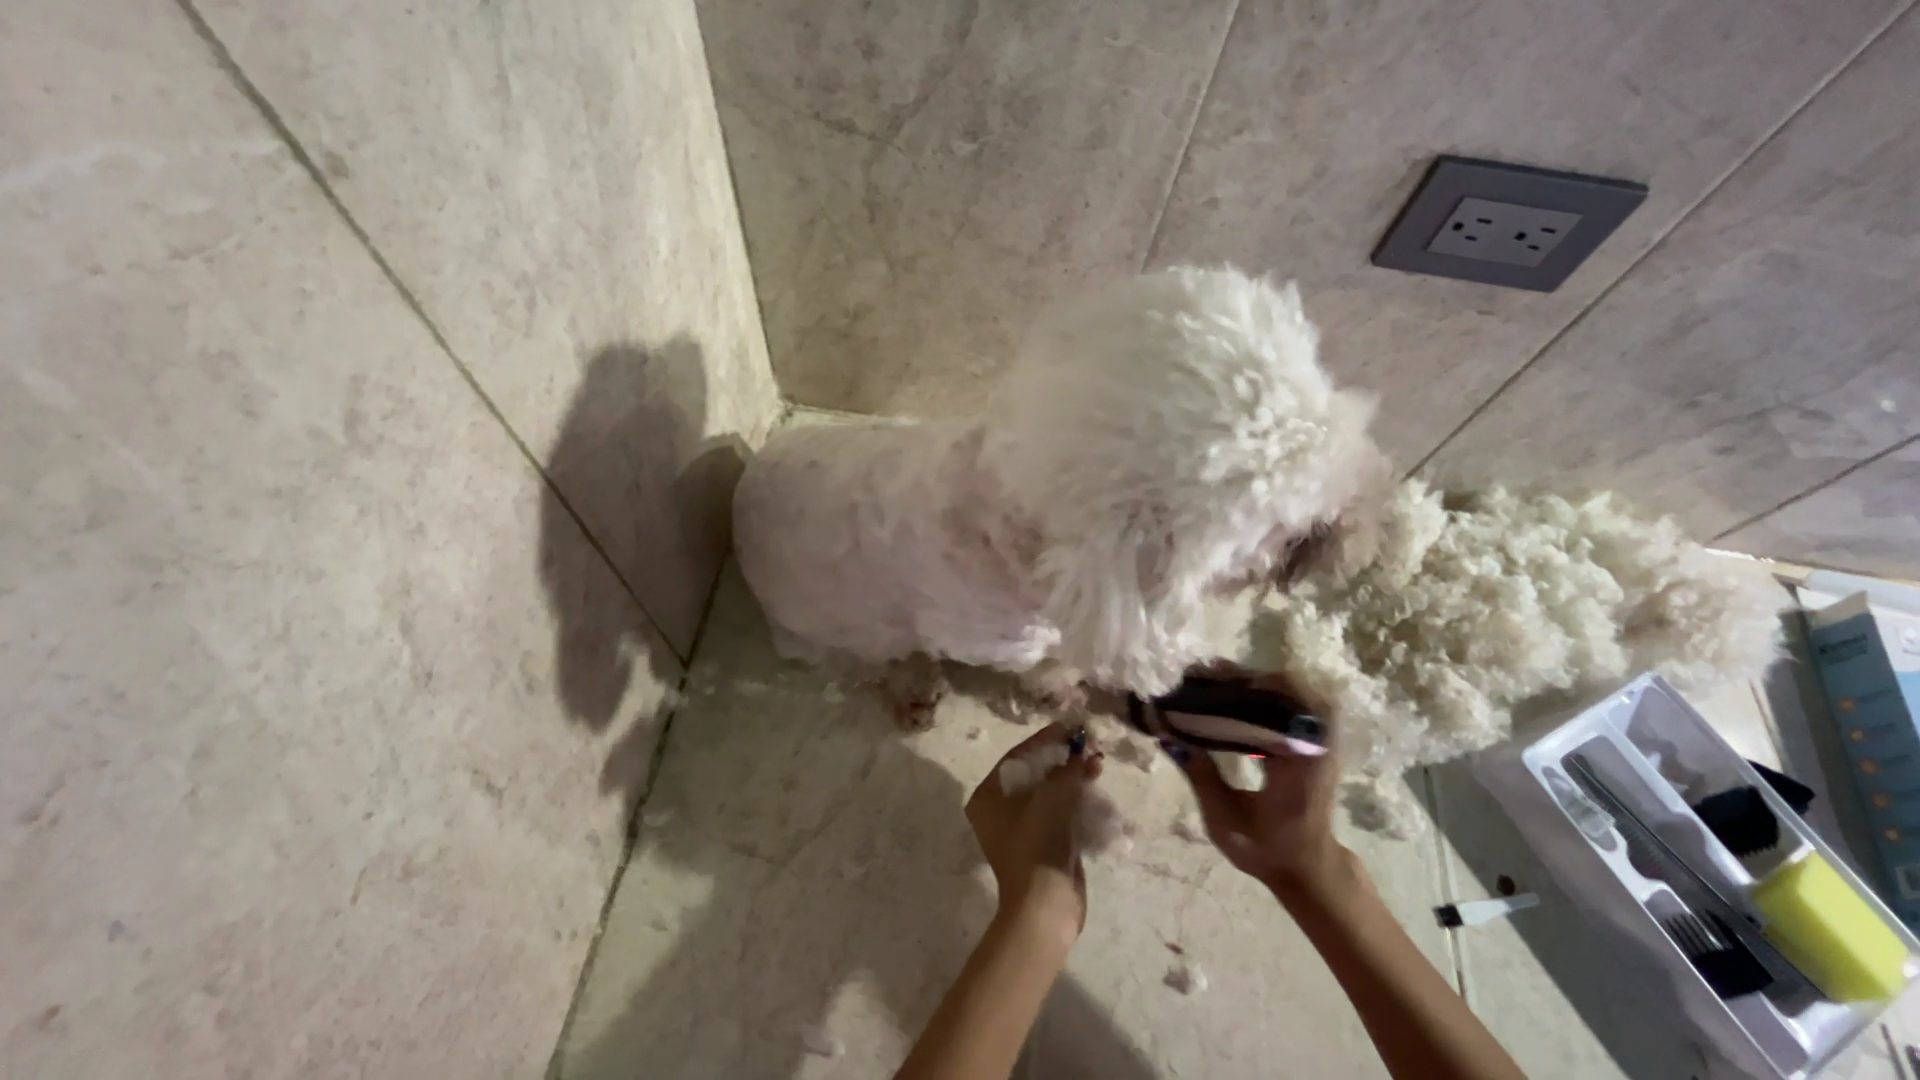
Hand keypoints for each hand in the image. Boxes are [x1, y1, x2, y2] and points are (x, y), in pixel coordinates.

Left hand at [966, 724, 1104, 944]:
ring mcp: (1023, 829)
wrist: (1045, 907)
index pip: (1018, 757)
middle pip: (1035, 774)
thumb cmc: (1037, 844)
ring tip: (1098, 763)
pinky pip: (1060, 812)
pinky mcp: (1044, 843)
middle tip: (1088, 743)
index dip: (1045, 740)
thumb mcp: (1052, 797)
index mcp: (988, 797)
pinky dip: (1076, 798)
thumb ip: (1066, 769)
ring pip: (1050, 792)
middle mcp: (1000, 811)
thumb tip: (1080, 752)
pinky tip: (1095, 786)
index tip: (1070, 726)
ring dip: (1073, 777)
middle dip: (1062, 758)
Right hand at [1171, 675, 1352, 894]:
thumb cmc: (1266, 848)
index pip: (1280, 705)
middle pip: (1292, 688)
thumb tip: (1169, 736)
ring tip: (1220, 683)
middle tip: (1206, 676)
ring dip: (1261, 682)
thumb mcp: (1225, 819)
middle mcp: (1319, 745)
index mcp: (1300, 763)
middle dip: (1248, 677)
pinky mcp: (1318, 743)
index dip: (1246, 686)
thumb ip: (1201, 776)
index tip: (1208, 680)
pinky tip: (1239, 699)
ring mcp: (1324, 742)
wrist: (1308, 868)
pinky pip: (1299, 704)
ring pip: (1298, 691)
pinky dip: (1271, 694)